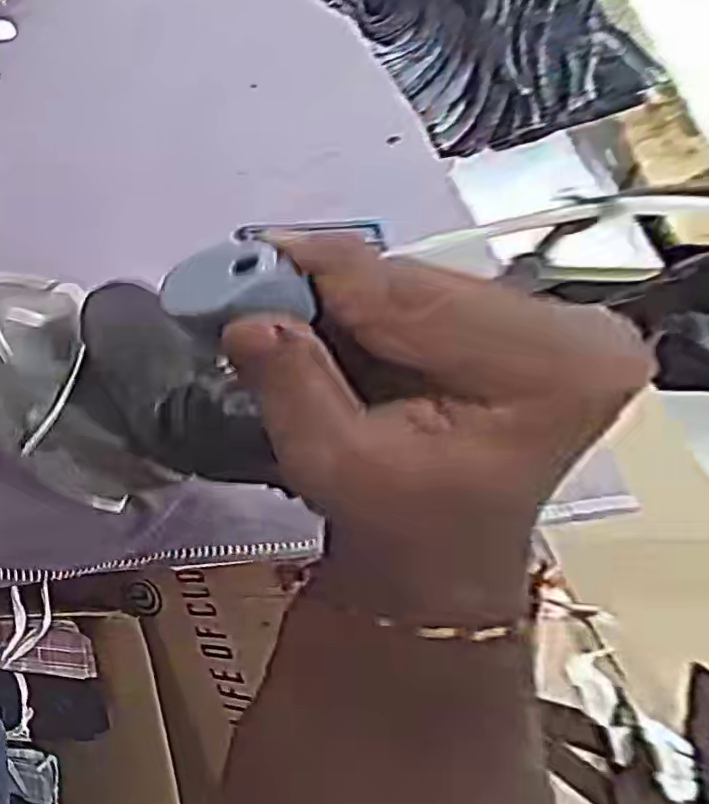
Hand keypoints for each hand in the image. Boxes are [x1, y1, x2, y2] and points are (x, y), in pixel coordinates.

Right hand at [221, 236, 651, 621]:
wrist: (429, 551)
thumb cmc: (390, 519)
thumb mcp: (328, 457)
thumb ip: (290, 384)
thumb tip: (244, 322)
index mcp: (546, 367)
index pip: (414, 296)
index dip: (324, 269)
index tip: (253, 251)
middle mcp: (568, 331)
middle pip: (411, 284)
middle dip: (316, 288)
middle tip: (235, 291)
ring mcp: (542, 327)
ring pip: (404, 286)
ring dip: (324, 300)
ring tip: (260, 313)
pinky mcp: (507, 330)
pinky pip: (407, 301)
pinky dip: (344, 313)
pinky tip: (302, 327)